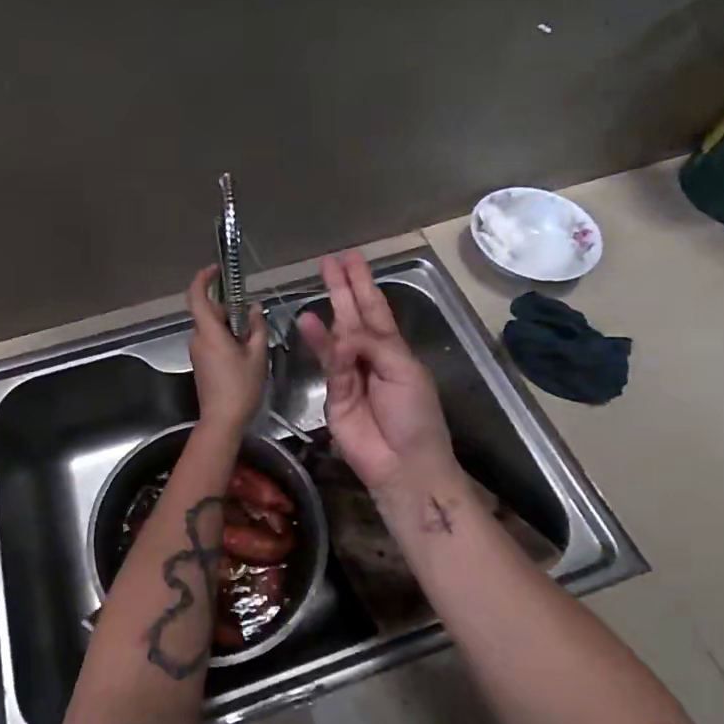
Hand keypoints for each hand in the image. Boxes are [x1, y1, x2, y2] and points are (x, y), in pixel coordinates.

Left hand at [187, 265, 267, 431]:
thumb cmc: (241, 387)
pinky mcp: (201, 363)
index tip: (216, 269)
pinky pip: (212, 341)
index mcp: (209, 332)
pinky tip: (244, 355)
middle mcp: (198, 338)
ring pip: (212, 328)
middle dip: (229, 310)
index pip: (197, 296)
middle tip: (252, 321)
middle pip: (209, 312)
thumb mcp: (257, 355)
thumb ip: (257, 327)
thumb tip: (254, 308)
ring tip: (253, 342)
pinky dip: (227, 339)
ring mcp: (198, 352)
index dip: (203, 278)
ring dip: (230, 327)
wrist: (222, 420)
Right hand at [297, 251, 458, 492]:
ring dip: (329, 308)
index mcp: (395, 350)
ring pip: (337, 334)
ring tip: (320, 279)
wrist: (404, 464)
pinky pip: (327, 362)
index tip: (352, 259)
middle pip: (355, 315)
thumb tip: (341, 333)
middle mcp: (372, 357)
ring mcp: (351, 375)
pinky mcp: (334, 394)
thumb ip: (374, 345)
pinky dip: (319, 341)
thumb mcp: (405, 371)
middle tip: (329, 261)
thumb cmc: (415, 416)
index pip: (377, 309)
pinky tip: (308, 321)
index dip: (365, 284)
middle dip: (343, 287)